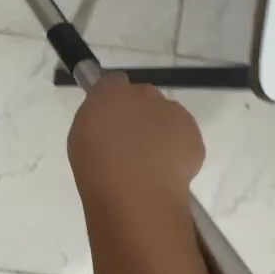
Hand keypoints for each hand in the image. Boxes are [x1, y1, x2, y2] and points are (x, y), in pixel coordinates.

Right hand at [67, 76, 204, 206]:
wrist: (135, 192)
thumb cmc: (95, 165)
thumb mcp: (81, 135)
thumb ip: (98, 117)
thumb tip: (110, 117)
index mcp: (111, 93)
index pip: (113, 81)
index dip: (112, 97)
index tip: (107, 115)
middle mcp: (145, 95)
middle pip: (143, 96)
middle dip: (137, 112)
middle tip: (127, 140)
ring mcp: (173, 113)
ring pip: (165, 115)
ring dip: (158, 128)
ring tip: (147, 158)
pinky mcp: (193, 134)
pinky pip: (182, 135)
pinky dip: (175, 147)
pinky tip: (162, 167)